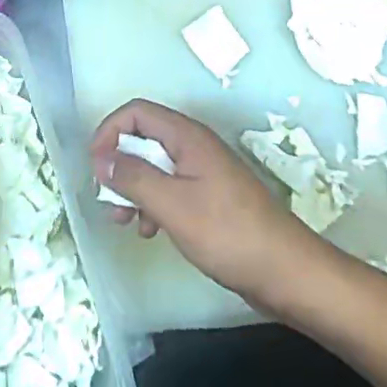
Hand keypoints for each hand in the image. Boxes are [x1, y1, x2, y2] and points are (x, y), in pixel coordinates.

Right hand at [92, 99, 338, 312]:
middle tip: (107, 197)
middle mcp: (195, 146)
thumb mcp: (171, 204)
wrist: (289, 274)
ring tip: (124, 220)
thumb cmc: (228, 233)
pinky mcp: (211, 197)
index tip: (96, 165)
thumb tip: (100, 157)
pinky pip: (170, 188)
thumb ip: (132, 177)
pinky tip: (150, 230)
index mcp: (187, 137)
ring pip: (154, 166)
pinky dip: (153, 203)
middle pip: (143, 138)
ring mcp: (204, 172)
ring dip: (133, 187)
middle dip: (119, 164)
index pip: (136, 112)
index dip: (110, 131)